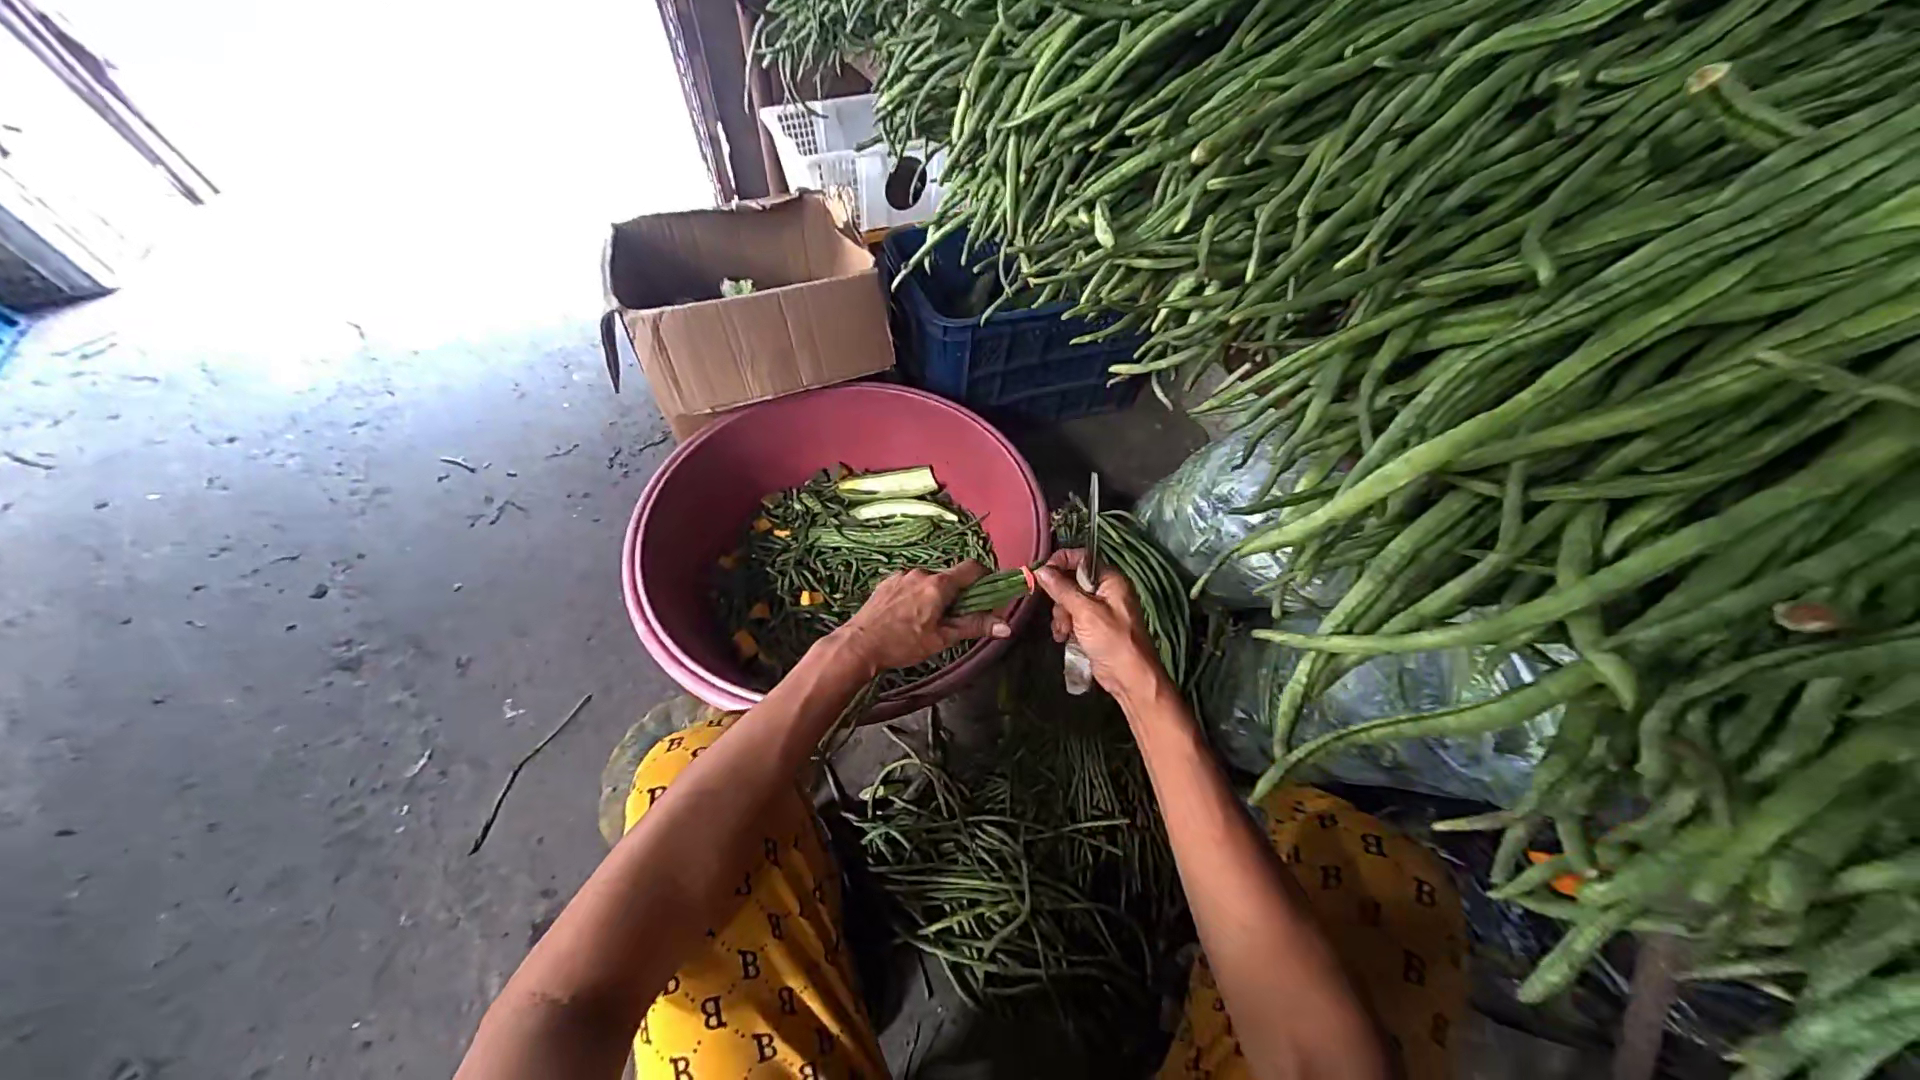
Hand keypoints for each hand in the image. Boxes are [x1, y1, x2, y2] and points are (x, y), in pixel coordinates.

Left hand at [830, 560, 1010, 674]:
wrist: (858, 645)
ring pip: (928, 582)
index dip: (984, 579)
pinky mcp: (886, 582)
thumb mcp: (942, 639)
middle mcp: (921, 573)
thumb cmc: (902, 644)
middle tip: (952, 619)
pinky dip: (915, 596)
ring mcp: (901, 575)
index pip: (972, 568)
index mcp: (939, 584)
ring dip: (934, 596)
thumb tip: (1006, 626)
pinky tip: (906, 616)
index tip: (986, 595)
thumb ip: (975, 627)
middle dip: (956, 595)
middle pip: (949, 577)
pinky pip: (910, 584)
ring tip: (925, 622)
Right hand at [1032, 549, 1169, 704]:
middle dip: (1060, 598)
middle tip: (1059, 614)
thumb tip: (1041, 570)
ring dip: (1061, 615)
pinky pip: (1073, 617)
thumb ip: (1062, 589)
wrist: (1129, 677)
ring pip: (1069, 601)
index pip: (1081, 558)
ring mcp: (1100, 609)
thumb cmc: (1112, 640)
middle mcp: (1106, 590)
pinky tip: (1064, 637)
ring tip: (1063, 631)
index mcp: (1111, 580)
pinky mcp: (1094, 626)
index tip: (1042, 574)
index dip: (1060, 562)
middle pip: (1071, 581)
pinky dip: (1066, 625)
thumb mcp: (1084, 612)